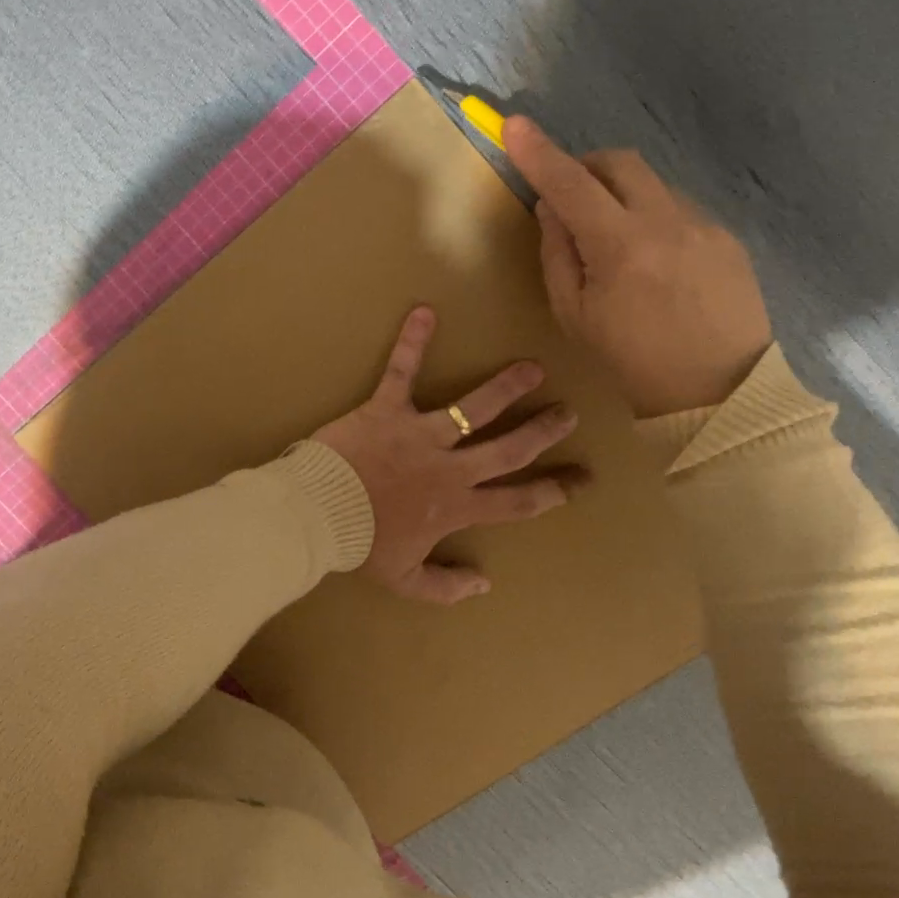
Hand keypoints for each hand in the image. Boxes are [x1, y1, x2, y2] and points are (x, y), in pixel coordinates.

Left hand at [312, 307, 578, 604]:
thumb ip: (446, 586)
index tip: (580, 480)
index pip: (517, 502)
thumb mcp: (404, 579)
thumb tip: (484, 584)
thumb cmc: (360, 545)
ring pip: (473, 406)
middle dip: (542, 431)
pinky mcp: (387, 410)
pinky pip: (401, 371)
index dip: (553, 492)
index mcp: (457, 507)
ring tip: (531, 368)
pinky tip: (424, 311)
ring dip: (505, 386)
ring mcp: (420, 435)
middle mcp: (449, 467)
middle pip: (508, 448)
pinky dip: (412, 341)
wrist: (318, 515)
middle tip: (566, 414)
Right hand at [503, 117, 772, 417]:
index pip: (570, 184)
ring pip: (649, 184)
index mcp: (621, 246)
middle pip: (619, 162)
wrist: (719, 390)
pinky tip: (649, 262)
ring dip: (618, 196)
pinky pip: (675, 208)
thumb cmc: (630, 358)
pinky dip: (648, 218)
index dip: (538, 153)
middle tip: (566, 194)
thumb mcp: (572, 313)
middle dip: (585, 166)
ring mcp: (703, 224)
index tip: (514, 126)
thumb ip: (557, 252)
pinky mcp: (725, 236)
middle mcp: (667, 221)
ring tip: (612, 244)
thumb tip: (552, 207)